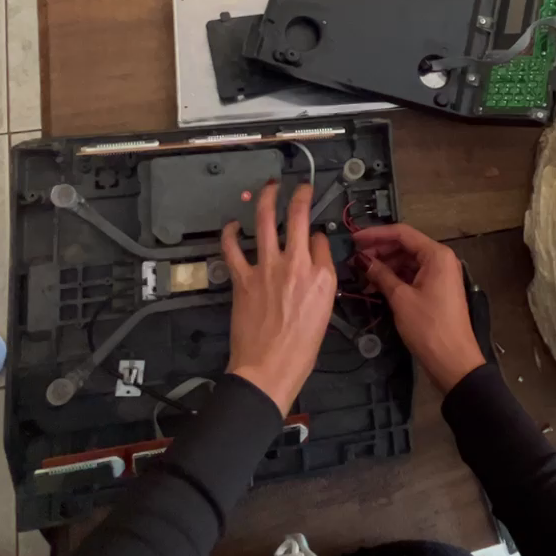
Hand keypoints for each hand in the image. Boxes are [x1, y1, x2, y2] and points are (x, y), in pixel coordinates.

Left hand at [221, 180, 336, 414]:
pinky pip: (232, 248)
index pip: (320, 240)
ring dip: (267, 198)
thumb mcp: (325, 310)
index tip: (313, 237)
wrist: (268, 369)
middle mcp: (296, 265)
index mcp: (321, 275)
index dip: (317, 235)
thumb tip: (313, 255)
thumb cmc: (300, 348)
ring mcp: (266, 268)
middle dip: (299, 195)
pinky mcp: (242, 279)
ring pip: (266, 221)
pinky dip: (230, 233)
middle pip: (298, 216)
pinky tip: (232, 224)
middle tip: (300, 186)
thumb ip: (321, 278)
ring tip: (269, 187)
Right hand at [353, 224, 485, 391]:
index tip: (353, 239)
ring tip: (361, 275)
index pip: (402, 233)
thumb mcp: (401, 299)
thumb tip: (361, 259)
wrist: (454, 362)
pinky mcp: (436, 289)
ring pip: (407, 261)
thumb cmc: (428, 327)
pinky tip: (376, 286)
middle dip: (379, 251)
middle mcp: (441, 259)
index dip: (376, 234)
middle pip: (405, 246)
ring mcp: (440, 274)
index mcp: (436, 254)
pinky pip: (412, 275)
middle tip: (354, 259)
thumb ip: (380, 275)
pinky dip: (395, 278)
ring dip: (385, 266)